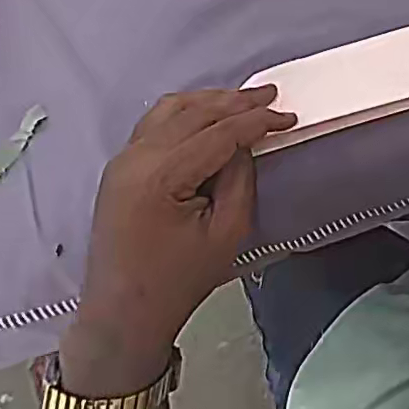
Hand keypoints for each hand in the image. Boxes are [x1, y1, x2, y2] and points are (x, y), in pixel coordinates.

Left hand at [62, 88, 294, 394]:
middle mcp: (136, 157)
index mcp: (161, 175)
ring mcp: (123, 159)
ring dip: (210, 100)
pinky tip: (207, 112)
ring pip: (171, 109)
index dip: (257, 121)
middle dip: (236, 102)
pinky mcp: (121, 166)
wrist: (123, 313)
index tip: (288, 119)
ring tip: (244, 99)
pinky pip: (155, 122)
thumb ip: (240, 178)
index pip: (218, 133)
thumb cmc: (179, 279)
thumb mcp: (228, 231)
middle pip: (194, 112)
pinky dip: (187, 110)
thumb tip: (244, 144)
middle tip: (271, 95)